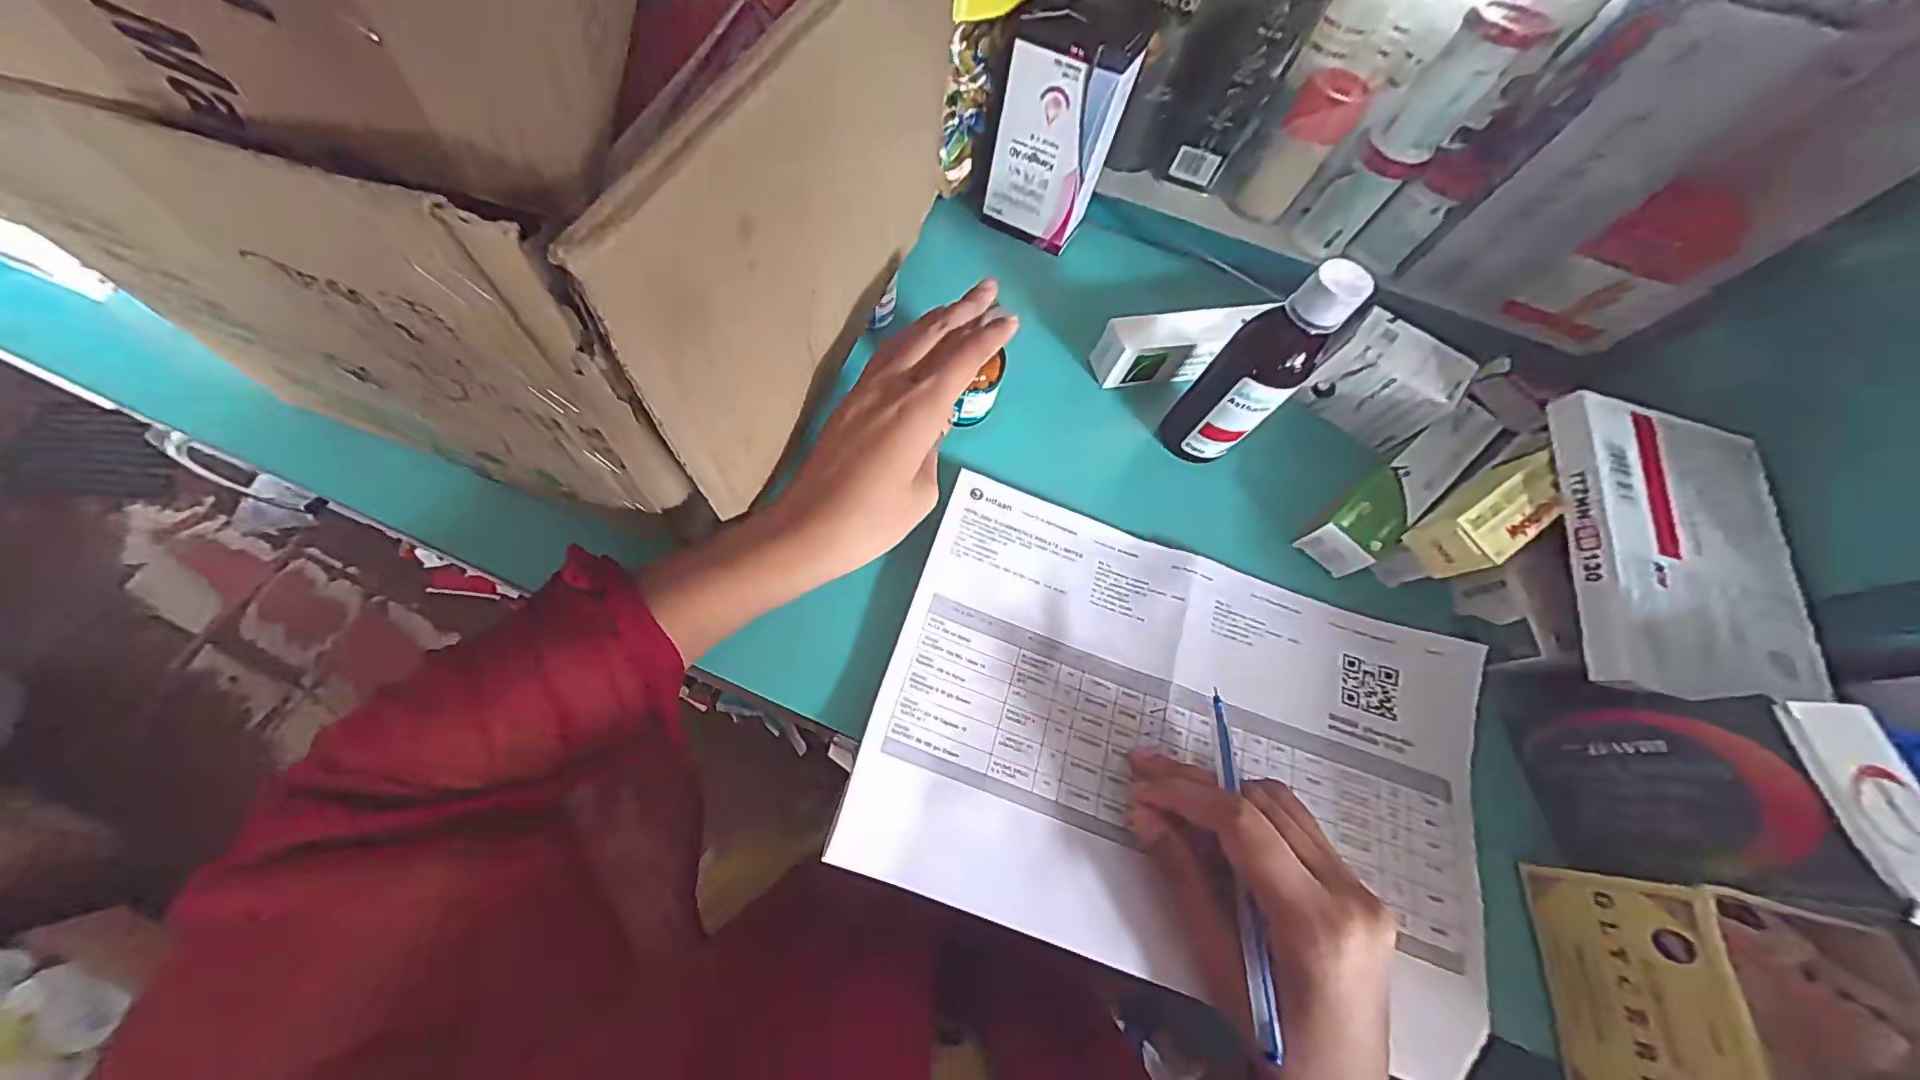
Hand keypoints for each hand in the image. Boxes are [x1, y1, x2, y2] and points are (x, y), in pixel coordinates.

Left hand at [641, 280, 1015, 662]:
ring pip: (907, 341)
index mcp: (918, 410)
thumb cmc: (872, 521)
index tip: (1009, 320)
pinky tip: (916, 341)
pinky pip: (887, 357)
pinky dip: (910, 341)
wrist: (808, 528)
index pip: (961, 361)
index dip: (987, 338)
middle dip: (964, 310)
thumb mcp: (921, 492)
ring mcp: (867, 391)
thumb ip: (931, 450)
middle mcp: (893, 388)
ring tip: (958, 306)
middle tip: (989, 290)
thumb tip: (931, 426)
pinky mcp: (850, 401)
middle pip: (933, 336)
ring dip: (936, 319)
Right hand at [1129, 750, 1394, 1079]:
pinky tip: (1216, 824)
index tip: (1144, 787)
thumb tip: (1146, 818)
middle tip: (1148, 771)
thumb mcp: (1219, 972)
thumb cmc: (1279, 1053)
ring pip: (1284, 805)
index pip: (1244, 825)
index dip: (1186, 795)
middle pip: (1265, 803)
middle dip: (1199, 782)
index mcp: (1318, 924)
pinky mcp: (1358, 892)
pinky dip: (1251, 815)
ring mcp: (1362, 892)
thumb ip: (1184, 884)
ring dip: (1224, 792)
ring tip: (1174, 793)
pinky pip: (1298, 828)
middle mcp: (1352, 895)